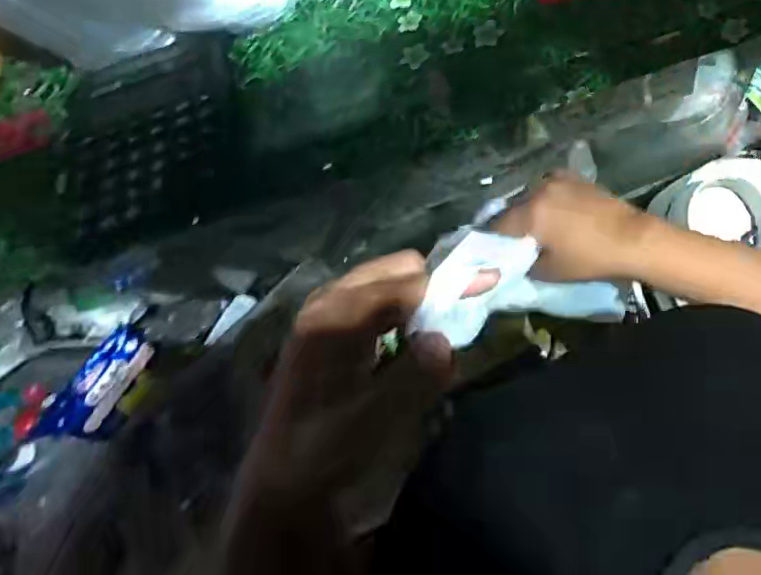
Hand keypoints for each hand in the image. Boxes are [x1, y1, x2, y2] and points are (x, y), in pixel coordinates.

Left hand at [222, 253, 453, 573]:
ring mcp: (329, 310)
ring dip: (420, 302)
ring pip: (392, 282)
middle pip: (400, 271)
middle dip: (433, 290)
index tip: (483, 291)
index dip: (447, 288)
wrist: (278, 489)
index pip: (406, 284)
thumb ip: (410, 380)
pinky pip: (380, 300)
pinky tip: (407, 346)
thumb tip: (445, 341)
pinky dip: (404, 313)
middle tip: (457, 320)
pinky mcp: (332, 325)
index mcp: (335, 316)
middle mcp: (331, 300)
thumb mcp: (369, 424)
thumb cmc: (320, 456)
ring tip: (435, 335)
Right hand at [491, 172, 656, 283]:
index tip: (496, 252)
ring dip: (529, 209)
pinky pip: (549, 186)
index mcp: (530, 213)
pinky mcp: (574, 177)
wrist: (631, 238)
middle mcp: (539, 190)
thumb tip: (513, 258)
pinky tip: (553, 210)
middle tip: (516, 241)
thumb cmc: (590, 258)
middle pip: (513, 207)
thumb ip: (524, 263)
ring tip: (536, 227)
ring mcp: (558, 180)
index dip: (494, 240)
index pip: (498, 226)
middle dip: (511, 224)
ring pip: (531, 195)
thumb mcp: (551, 271)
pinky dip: (546, 197)